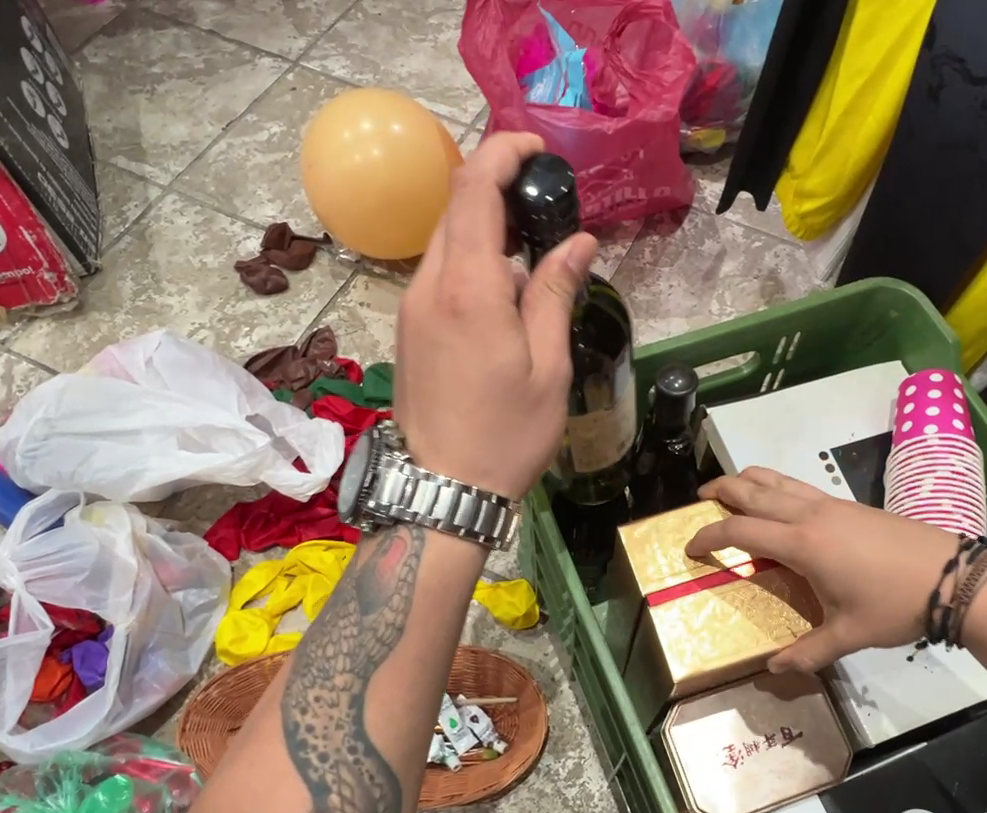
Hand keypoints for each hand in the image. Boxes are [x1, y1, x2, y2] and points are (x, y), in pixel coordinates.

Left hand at [394, 132, 598, 499]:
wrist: (445, 489)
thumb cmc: (507, 436)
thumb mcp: (548, 368)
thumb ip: (556, 294)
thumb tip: (578, 243)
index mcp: (468, 290)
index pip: (473, 189)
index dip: (503, 152)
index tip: (537, 149)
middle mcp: (429, 288)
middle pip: (456, 209)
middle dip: (497, 190)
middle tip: (545, 208)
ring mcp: (411, 309)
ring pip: (445, 244)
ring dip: (486, 233)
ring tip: (531, 262)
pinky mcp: (408, 331)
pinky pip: (438, 277)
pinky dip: (471, 266)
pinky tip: (502, 300)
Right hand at [684, 468, 963, 673]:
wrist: (954, 578)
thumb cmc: (895, 605)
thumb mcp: (849, 635)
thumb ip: (808, 653)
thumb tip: (775, 671)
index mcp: (802, 544)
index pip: (740, 530)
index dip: (709, 535)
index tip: (690, 546)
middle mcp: (810, 515)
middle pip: (753, 490)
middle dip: (722, 490)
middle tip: (700, 499)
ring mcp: (832, 505)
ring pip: (779, 479)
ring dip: (749, 480)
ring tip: (732, 490)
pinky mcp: (850, 505)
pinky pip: (799, 486)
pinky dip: (776, 487)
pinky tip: (780, 506)